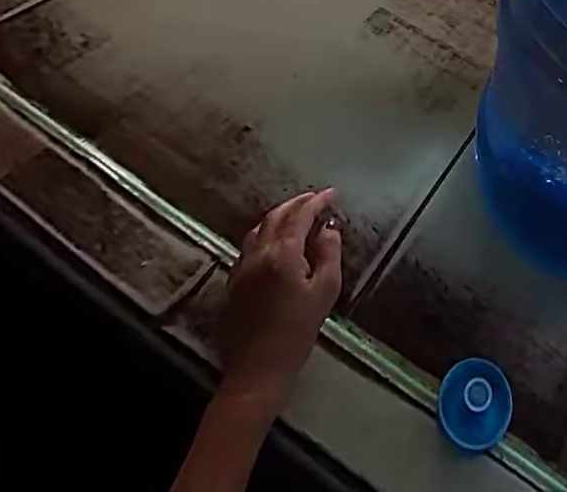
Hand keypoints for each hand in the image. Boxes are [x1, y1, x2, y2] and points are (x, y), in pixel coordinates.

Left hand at [217, 189, 343, 408]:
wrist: (257, 372)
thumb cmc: (298, 331)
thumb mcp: (326, 290)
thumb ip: (329, 253)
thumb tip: (329, 228)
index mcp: (282, 255)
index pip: (300, 216)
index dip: (317, 201)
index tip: (333, 194)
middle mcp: (257, 256)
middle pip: (275, 217)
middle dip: (297, 203)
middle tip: (317, 198)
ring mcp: (241, 270)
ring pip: (257, 230)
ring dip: (279, 216)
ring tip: (297, 214)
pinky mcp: (233, 285)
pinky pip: (248, 247)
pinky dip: (264, 234)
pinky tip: (275, 241)